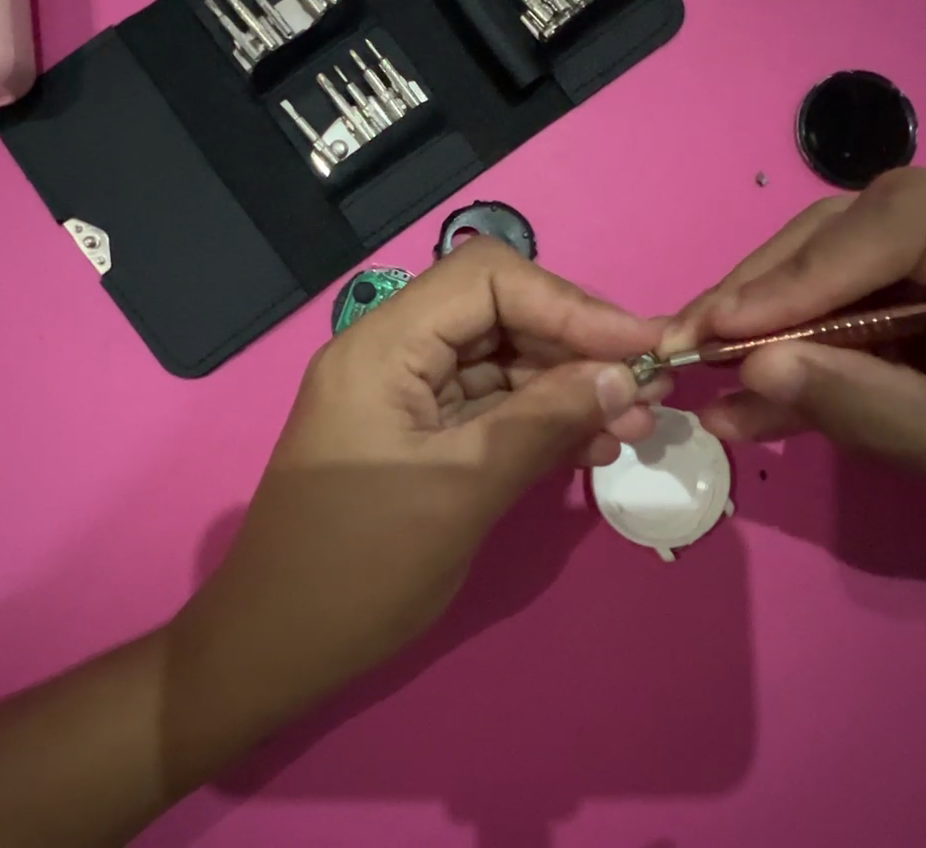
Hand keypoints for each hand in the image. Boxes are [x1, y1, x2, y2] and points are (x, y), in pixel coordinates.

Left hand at [171, 237, 664, 734]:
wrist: (277, 645)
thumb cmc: (359, 566)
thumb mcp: (463, 488)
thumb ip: (543, 421)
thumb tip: (622, 375)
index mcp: (382, 346)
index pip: (487, 280)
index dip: (570, 302)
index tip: (641, 344)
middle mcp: (391, 354)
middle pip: (498, 315)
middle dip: (576, 347)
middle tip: (648, 390)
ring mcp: (403, 396)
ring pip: (500, 364)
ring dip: (567, 388)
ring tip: (632, 426)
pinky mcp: (417, 436)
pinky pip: (488, 409)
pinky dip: (540, 421)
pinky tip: (591, 446)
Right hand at [664, 169, 925, 566]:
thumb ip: (882, 412)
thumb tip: (754, 366)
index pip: (905, 222)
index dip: (810, 267)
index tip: (735, 327)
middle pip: (842, 236)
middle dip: (760, 287)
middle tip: (689, 341)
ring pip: (817, 276)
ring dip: (749, 320)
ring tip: (690, 364)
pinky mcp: (903, 330)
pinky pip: (823, 331)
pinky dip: (774, 365)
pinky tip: (735, 407)